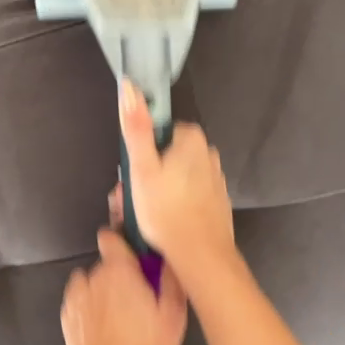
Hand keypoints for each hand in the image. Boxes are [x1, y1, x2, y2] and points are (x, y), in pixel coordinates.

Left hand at [61, 230, 187, 344]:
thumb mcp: (173, 317)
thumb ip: (171, 281)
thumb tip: (169, 259)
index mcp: (119, 271)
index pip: (111, 237)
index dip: (122, 244)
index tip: (136, 258)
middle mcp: (93, 276)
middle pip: (107, 265)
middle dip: (121, 276)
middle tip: (140, 300)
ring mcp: (76, 296)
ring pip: (92, 283)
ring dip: (103, 292)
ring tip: (120, 318)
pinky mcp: (66, 316)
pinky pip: (81, 301)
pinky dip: (89, 308)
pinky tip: (103, 330)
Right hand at [118, 79, 236, 270]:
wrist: (201, 256)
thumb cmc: (167, 211)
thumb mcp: (141, 167)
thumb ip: (136, 127)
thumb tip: (129, 87)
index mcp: (191, 139)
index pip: (158, 134)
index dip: (141, 154)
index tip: (132, 175)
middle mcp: (207, 154)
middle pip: (165, 157)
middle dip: (145, 176)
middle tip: (130, 199)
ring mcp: (214, 180)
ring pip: (174, 178)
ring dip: (155, 193)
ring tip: (142, 216)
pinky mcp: (215, 202)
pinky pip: (186, 196)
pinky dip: (173, 205)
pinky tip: (163, 223)